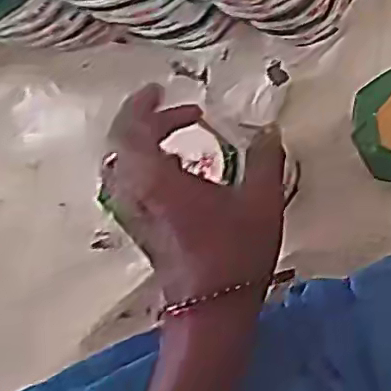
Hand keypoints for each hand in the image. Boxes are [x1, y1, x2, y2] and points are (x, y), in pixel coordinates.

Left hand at [101, 84, 286, 304]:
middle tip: (185, 112)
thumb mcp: (260, 196)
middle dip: (149, 122)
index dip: (141, 106)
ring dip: (147, 143)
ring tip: (183, 135)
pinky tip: (184, 168)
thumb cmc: (235, 246)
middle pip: (122, 146)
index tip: (161, 89)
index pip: (131, 131)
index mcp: (156, 179)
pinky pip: (133, 182)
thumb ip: (264, 158)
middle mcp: (134, 193)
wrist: (214, 301)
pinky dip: (151, 163)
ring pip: (124, 166)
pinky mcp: (142, 226)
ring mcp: (134, 212)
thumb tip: (268, 130)